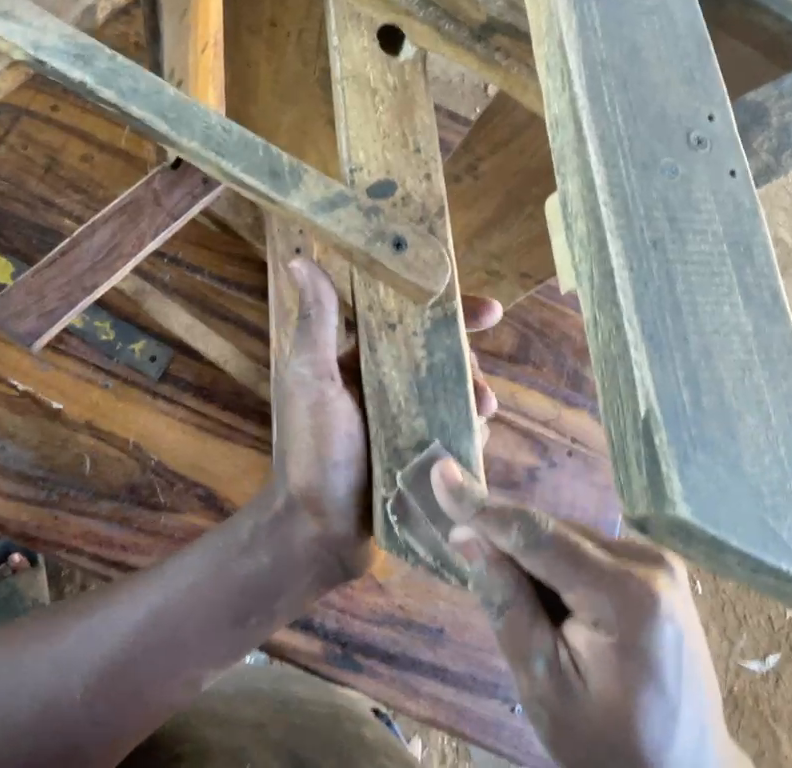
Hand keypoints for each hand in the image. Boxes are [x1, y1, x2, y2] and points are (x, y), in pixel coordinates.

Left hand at [266, 258, 502, 587]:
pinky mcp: (416, 452)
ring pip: (450, 391)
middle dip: (466, 360)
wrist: (317, 532)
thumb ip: (318, 322)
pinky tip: (478, 436)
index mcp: (352, 359)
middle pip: (435, 354)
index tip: (488, 310)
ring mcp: (399, 418)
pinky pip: (452, 428)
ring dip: (473, 393)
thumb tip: (303, 258)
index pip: (402, 318)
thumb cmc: (311, 451)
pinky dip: (468, 426)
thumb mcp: (312, 380)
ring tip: (483, 410)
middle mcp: (378, 383)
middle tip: (481, 381)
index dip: (443, 309)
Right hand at [432, 459, 739, 767]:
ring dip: (532, 562)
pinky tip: (559, 615)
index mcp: (626, 594)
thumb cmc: (612, 744)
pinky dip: (558, 570)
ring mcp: (658, 562)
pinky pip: (586, 551)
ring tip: (537, 622)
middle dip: (507, 546)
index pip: (536, 534)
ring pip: (565, 538)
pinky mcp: (657, 570)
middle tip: (477, 580)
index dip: (481, 506)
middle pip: (551, 533)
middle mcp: (649, 561)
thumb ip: (507, 605)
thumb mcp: (545, 688)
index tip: (440, 474)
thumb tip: (467, 537)